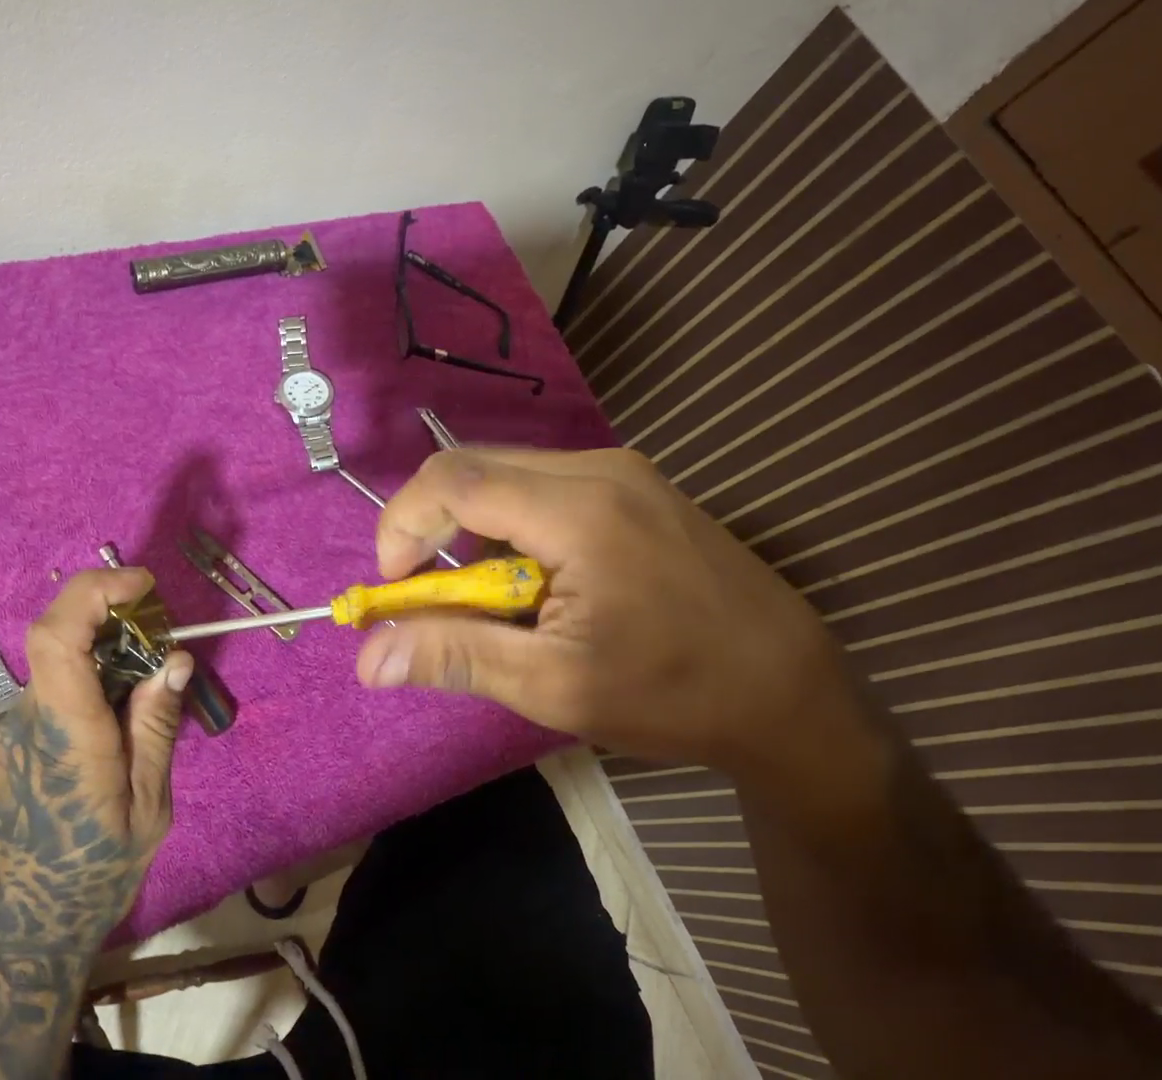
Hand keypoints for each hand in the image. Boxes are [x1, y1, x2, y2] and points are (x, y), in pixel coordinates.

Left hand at [0, 568, 192, 945]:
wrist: (4, 938)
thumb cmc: (87, 878)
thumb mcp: (146, 810)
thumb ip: (155, 728)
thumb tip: (173, 659)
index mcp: (64, 732)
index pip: (58, 633)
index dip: (97, 590)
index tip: (142, 585)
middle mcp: (20, 719)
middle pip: (63, 643)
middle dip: (116, 633)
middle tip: (159, 663)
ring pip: (56, 676)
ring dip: (100, 675)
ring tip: (132, 727)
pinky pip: (41, 703)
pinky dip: (78, 701)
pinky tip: (98, 753)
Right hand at [355, 448, 860, 782]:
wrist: (794, 694)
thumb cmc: (674, 694)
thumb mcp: (554, 686)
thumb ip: (455, 656)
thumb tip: (367, 658)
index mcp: (579, 510)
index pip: (453, 479)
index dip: (403, 524)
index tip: (396, 586)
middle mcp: (599, 468)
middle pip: (475, 466)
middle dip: (430, 526)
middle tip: (430, 595)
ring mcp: (625, 473)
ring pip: (508, 474)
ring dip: (472, 529)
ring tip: (488, 598)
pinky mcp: (638, 488)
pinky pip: (546, 486)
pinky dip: (512, 526)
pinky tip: (534, 580)